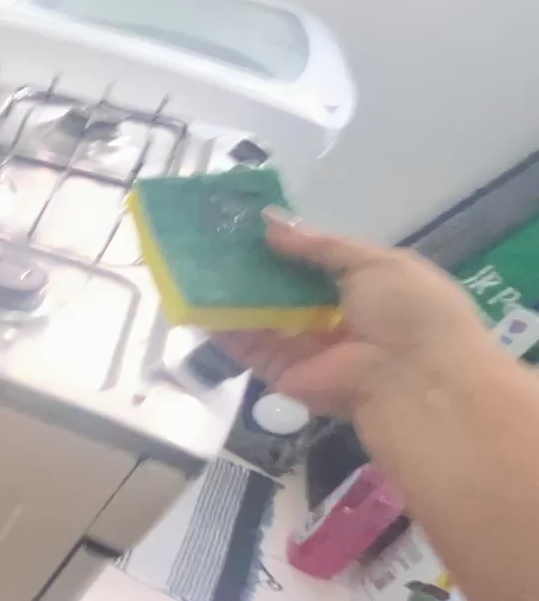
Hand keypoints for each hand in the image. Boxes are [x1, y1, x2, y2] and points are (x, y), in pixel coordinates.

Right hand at [212, 209, 490, 418]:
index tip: (247, 228)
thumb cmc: (409, 314)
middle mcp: (328, 315)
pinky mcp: (273, 365)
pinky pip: (240, 342)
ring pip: (255, 313)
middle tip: (210, 245)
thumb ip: (323, 246)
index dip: (284, 246)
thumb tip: (269, 222)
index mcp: (364, 288)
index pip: (313, 264)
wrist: (408, 378)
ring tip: (192, 269)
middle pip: (279, 288)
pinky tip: (193, 303)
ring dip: (227, 295)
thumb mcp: (379, 264)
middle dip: (248, 269)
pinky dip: (217, 325)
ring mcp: (298, 342)